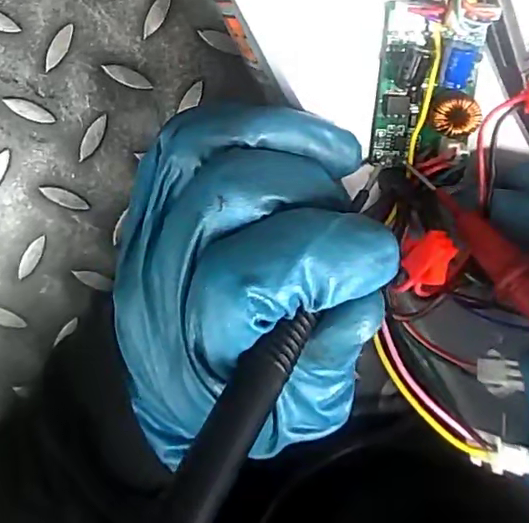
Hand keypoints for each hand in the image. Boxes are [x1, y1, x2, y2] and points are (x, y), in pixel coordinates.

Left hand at [113, 106, 399, 468]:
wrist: (172, 381)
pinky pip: (195, 131)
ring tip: (336, 159)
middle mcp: (162, 271)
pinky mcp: (157, 188)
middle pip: (229, 194)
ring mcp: (152, 221)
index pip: (246, 276)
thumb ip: (336, 351)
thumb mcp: (301, 406)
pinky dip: (253, 121)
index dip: (326, 254)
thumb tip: (365, 280)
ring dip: (286, 139)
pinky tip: (298, 141)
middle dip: (311, 193)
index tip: (375, 255)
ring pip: (205, 146)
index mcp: (198, 337)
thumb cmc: (238, 395)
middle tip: (347, 217)